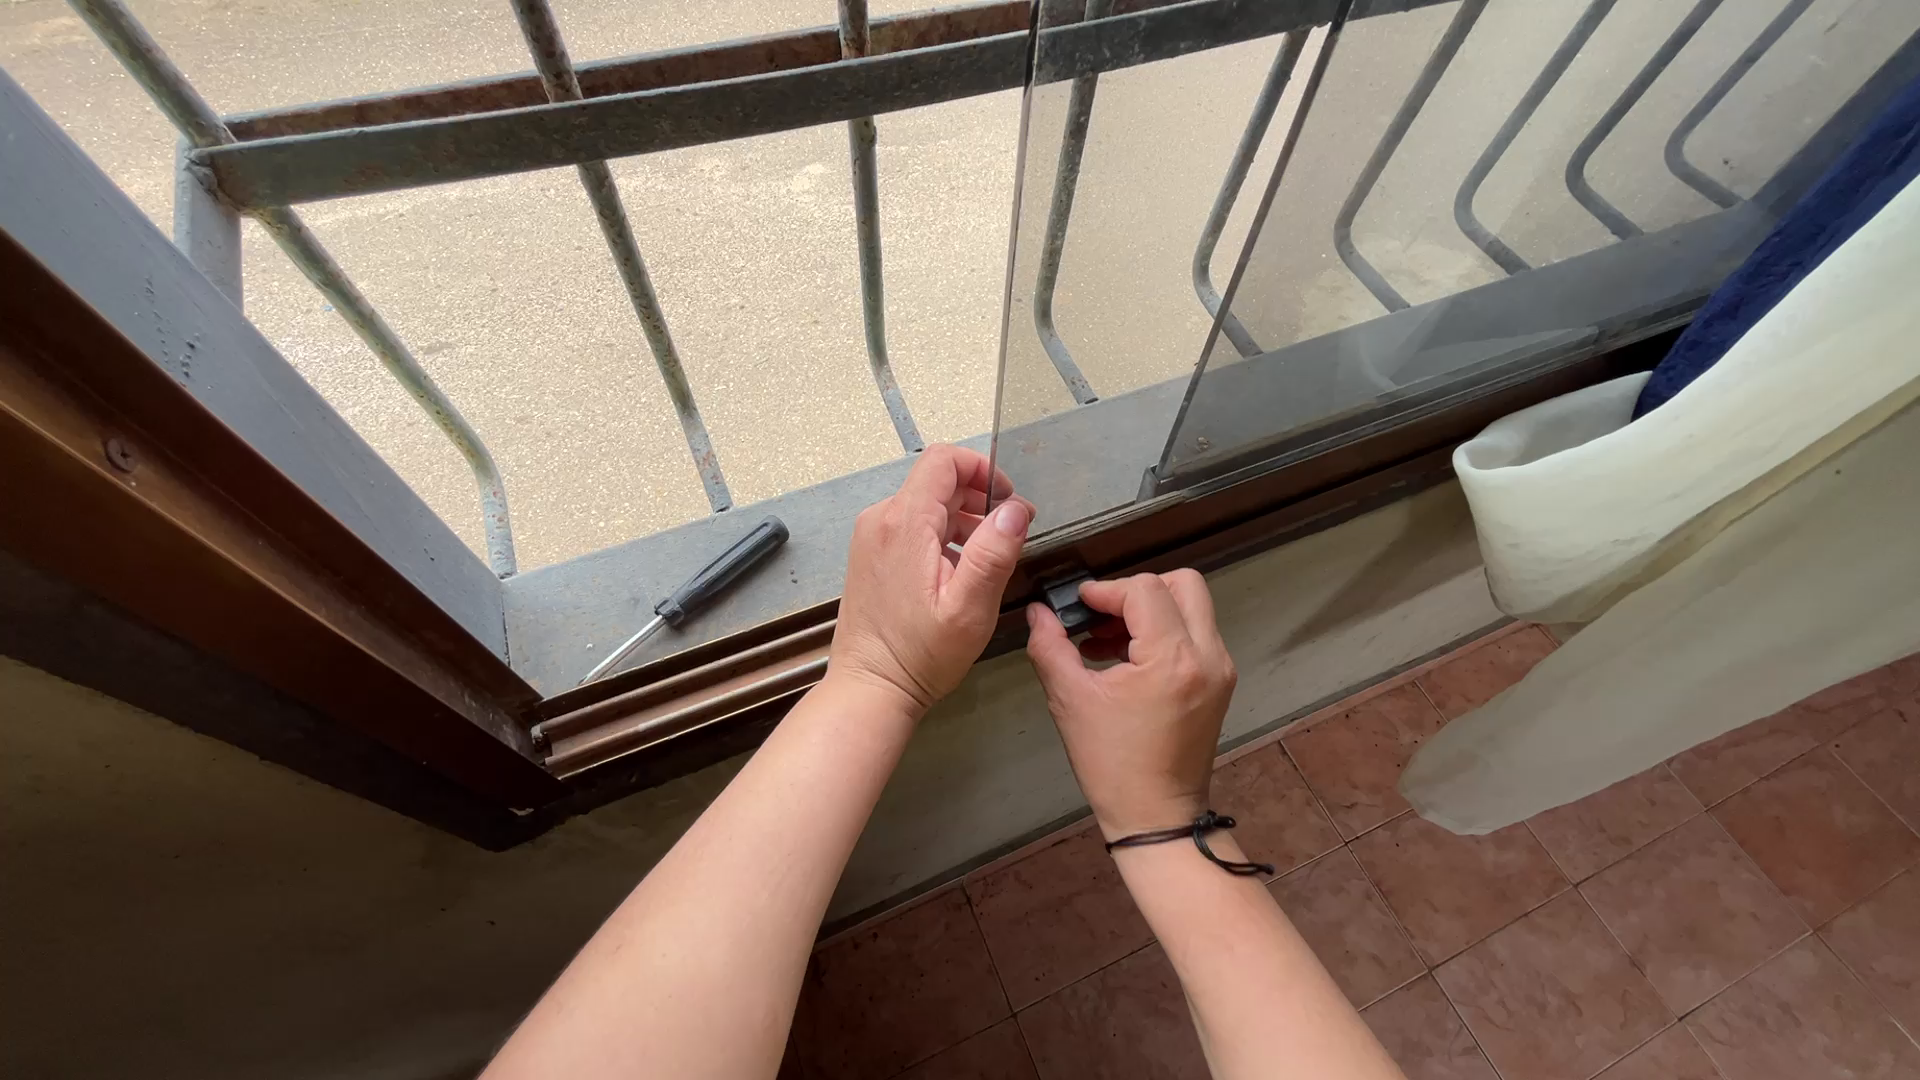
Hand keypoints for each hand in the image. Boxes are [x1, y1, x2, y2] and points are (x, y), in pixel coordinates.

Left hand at [831, 445, 1034, 715]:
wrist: (870, 688)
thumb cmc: (919, 655)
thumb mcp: (970, 608)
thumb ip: (994, 552)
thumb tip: (1016, 510)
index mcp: (904, 523)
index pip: (943, 459)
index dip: (982, 469)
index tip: (1008, 501)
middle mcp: (881, 520)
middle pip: (936, 481)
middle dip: (978, 499)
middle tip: (1008, 535)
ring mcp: (872, 537)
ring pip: (925, 504)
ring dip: (962, 519)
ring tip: (986, 558)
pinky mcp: (871, 555)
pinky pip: (911, 526)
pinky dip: (941, 536)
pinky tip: (957, 572)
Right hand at [1025, 570, 1235, 839]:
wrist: (1158, 818)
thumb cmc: (1111, 763)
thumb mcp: (1070, 700)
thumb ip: (1050, 646)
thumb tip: (1037, 611)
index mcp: (1173, 659)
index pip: (1145, 590)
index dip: (1105, 590)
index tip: (1077, 606)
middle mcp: (1208, 656)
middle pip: (1183, 584)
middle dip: (1136, 591)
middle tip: (1100, 614)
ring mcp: (1221, 669)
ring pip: (1192, 606)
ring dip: (1150, 610)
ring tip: (1106, 639)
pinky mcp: (1220, 681)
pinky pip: (1195, 633)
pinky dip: (1163, 631)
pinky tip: (1125, 657)